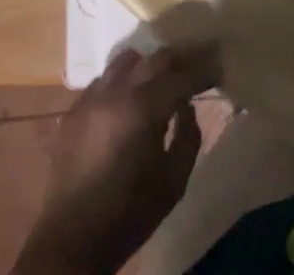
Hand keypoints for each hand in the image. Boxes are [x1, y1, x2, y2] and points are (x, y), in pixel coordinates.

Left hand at [18, 44, 220, 274]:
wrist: (72, 240)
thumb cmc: (130, 214)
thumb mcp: (174, 180)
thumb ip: (188, 135)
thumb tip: (187, 107)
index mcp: (144, 110)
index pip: (183, 76)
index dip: (206, 69)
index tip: (221, 64)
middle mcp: (116, 94)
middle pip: (156, 59)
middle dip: (183, 55)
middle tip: (204, 53)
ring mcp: (90, 100)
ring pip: (125, 61)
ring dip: (150, 62)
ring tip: (166, 71)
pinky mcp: (73, 113)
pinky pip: (103, 81)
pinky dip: (123, 79)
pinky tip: (131, 95)